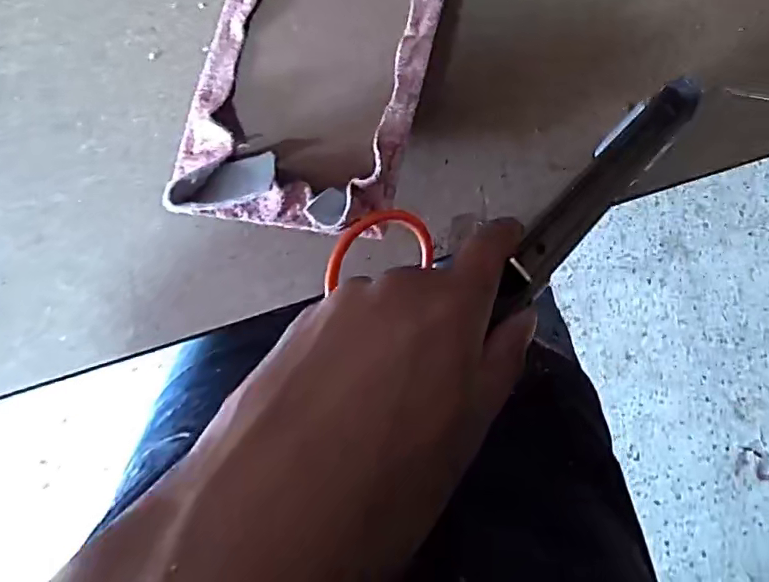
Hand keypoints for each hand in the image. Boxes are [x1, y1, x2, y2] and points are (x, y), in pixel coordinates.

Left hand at [70, 220, 537, 581]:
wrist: (251, 528)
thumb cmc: (389, 479)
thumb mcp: (470, 428)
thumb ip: (503, 358)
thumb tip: (518, 318)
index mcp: (450, 303)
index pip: (490, 242)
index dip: (506, 241)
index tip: (513, 248)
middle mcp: (397, 287)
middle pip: (436, 286)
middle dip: (443, 317)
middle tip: (433, 378)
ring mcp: (341, 303)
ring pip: (388, 307)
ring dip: (394, 335)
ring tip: (373, 404)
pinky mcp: (294, 327)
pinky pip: (345, 324)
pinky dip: (353, 351)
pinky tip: (333, 408)